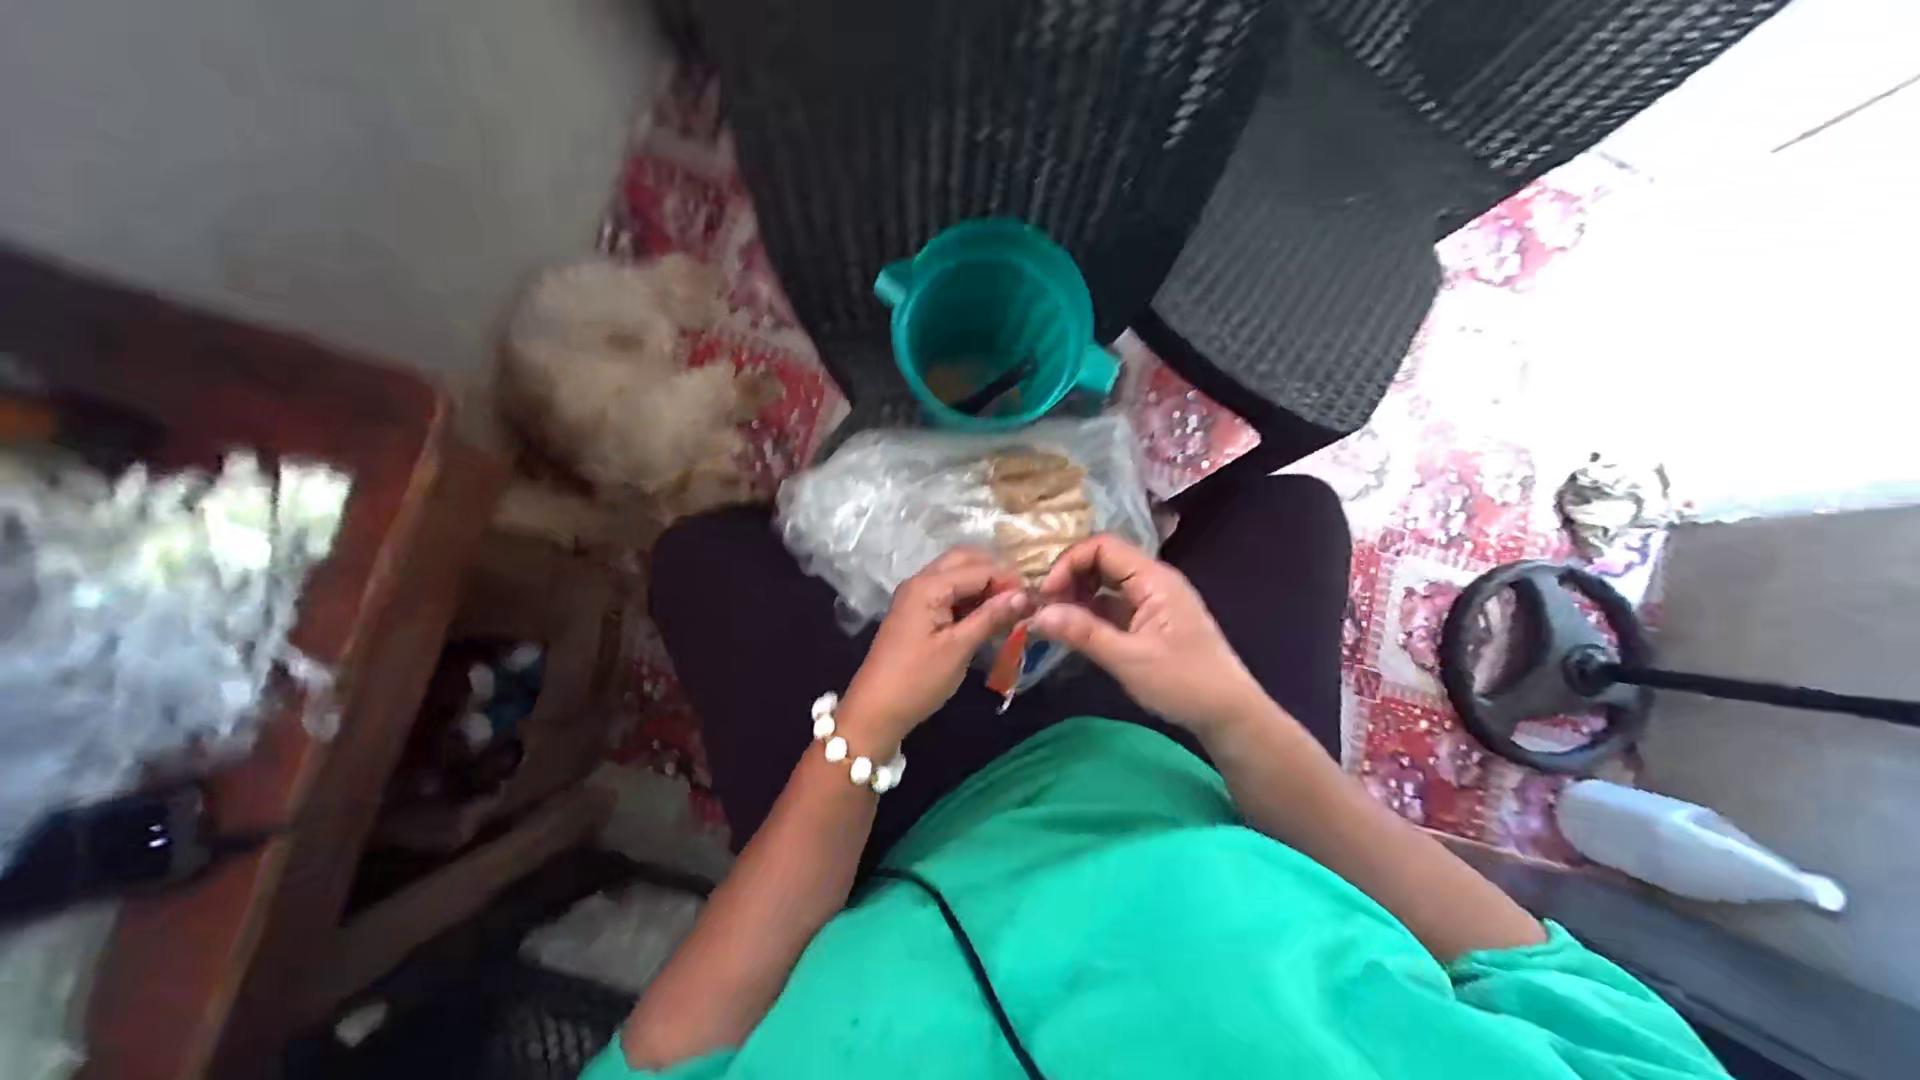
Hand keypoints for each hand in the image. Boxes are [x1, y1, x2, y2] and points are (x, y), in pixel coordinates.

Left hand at [839, 547, 1028, 746]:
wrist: (876, 709)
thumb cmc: (918, 679)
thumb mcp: (959, 648)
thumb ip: (991, 617)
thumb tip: (1024, 594)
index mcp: (928, 586)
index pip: (978, 567)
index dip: (1008, 579)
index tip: (1034, 598)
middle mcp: (920, 581)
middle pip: (964, 559)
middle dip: (995, 572)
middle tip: (1020, 597)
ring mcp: (916, 595)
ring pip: (956, 573)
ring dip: (983, 583)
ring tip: (1009, 607)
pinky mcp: (917, 610)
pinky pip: (948, 590)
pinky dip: (970, 596)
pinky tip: (987, 615)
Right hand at [1030, 533, 1266, 733]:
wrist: (1229, 713)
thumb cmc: (1184, 682)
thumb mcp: (1129, 659)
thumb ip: (1083, 633)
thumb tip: (1038, 614)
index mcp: (1154, 579)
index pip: (1102, 547)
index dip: (1068, 563)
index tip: (1046, 594)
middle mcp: (1152, 581)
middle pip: (1102, 560)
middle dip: (1069, 578)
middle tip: (1045, 607)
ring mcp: (1151, 600)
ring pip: (1105, 583)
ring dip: (1077, 595)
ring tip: (1054, 619)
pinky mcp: (1148, 621)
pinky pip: (1112, 604)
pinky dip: (1090, 612)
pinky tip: (1073, 630)